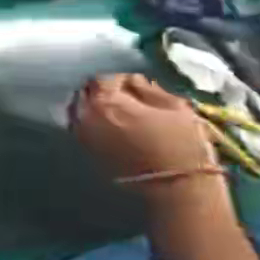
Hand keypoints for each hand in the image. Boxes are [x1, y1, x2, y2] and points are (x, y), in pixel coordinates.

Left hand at [69, 74, 216, 179]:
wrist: (171, 179)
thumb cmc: (181, 141)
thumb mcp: (177, 108)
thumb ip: (149, 90)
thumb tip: (133, 81)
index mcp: (106, 103)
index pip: (103, 80)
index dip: (122, 80)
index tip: (138, 85)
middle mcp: (84, 114)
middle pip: (86, 92)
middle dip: (104, 91)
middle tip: (128, 97)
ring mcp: (78, 130)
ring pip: (79, 107)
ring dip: (95, 104)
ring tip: (120, 110)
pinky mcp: (81, 143)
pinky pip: (79, 123)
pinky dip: (91, 118)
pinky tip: (111, 124)